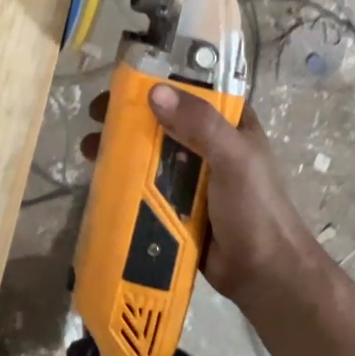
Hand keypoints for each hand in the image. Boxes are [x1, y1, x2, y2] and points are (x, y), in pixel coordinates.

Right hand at [81, 85, 317, 305]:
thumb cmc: (256, 209)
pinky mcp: (177, 203)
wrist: (265, 277)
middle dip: (127, 114)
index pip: (192, 88)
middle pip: (162, 117)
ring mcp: (192, 174)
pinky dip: (123, 176)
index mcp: (230, 123)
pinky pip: (146, 182)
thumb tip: (154, 93)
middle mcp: (209, 142)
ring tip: (89, 148)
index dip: (157, 79)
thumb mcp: (234, 159)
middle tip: (97, 116)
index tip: (122, 80)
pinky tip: (100, 176)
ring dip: (119, 145)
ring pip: (149, 149)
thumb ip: (200, 124)